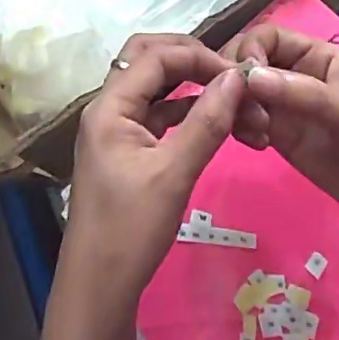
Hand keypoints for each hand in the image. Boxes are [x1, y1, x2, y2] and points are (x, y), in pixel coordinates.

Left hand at [65, 34, 253, 300]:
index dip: (198, 57)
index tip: (240, 76)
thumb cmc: (131, 228)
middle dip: (189, 59)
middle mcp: (107, 107)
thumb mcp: (174, 174)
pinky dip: (184, 111)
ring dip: (189, 86)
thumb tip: (236, 78)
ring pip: (153, 88)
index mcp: (109, 106)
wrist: (99, 282)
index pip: (154, 57)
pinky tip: (213, 119)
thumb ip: (206, 123)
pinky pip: (156, 114)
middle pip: (146, 60)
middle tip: (230, 76)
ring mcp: (115, 128)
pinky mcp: (126, 149)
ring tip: (232, 99)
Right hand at [224, 26, 338, 233]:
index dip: (249, 50)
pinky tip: (256, 144)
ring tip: (252, 131)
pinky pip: (244, 120)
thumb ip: (303, 94)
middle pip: (246, 61)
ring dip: (235, 106)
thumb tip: (250, 76)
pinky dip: (239, 127)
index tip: (243, 77)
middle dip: (234, 79)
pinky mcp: (277, 134)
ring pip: (240, 91)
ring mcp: (283, 105)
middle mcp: (294, 75)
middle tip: (237, 106)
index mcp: (316, 57)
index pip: (267, 37)